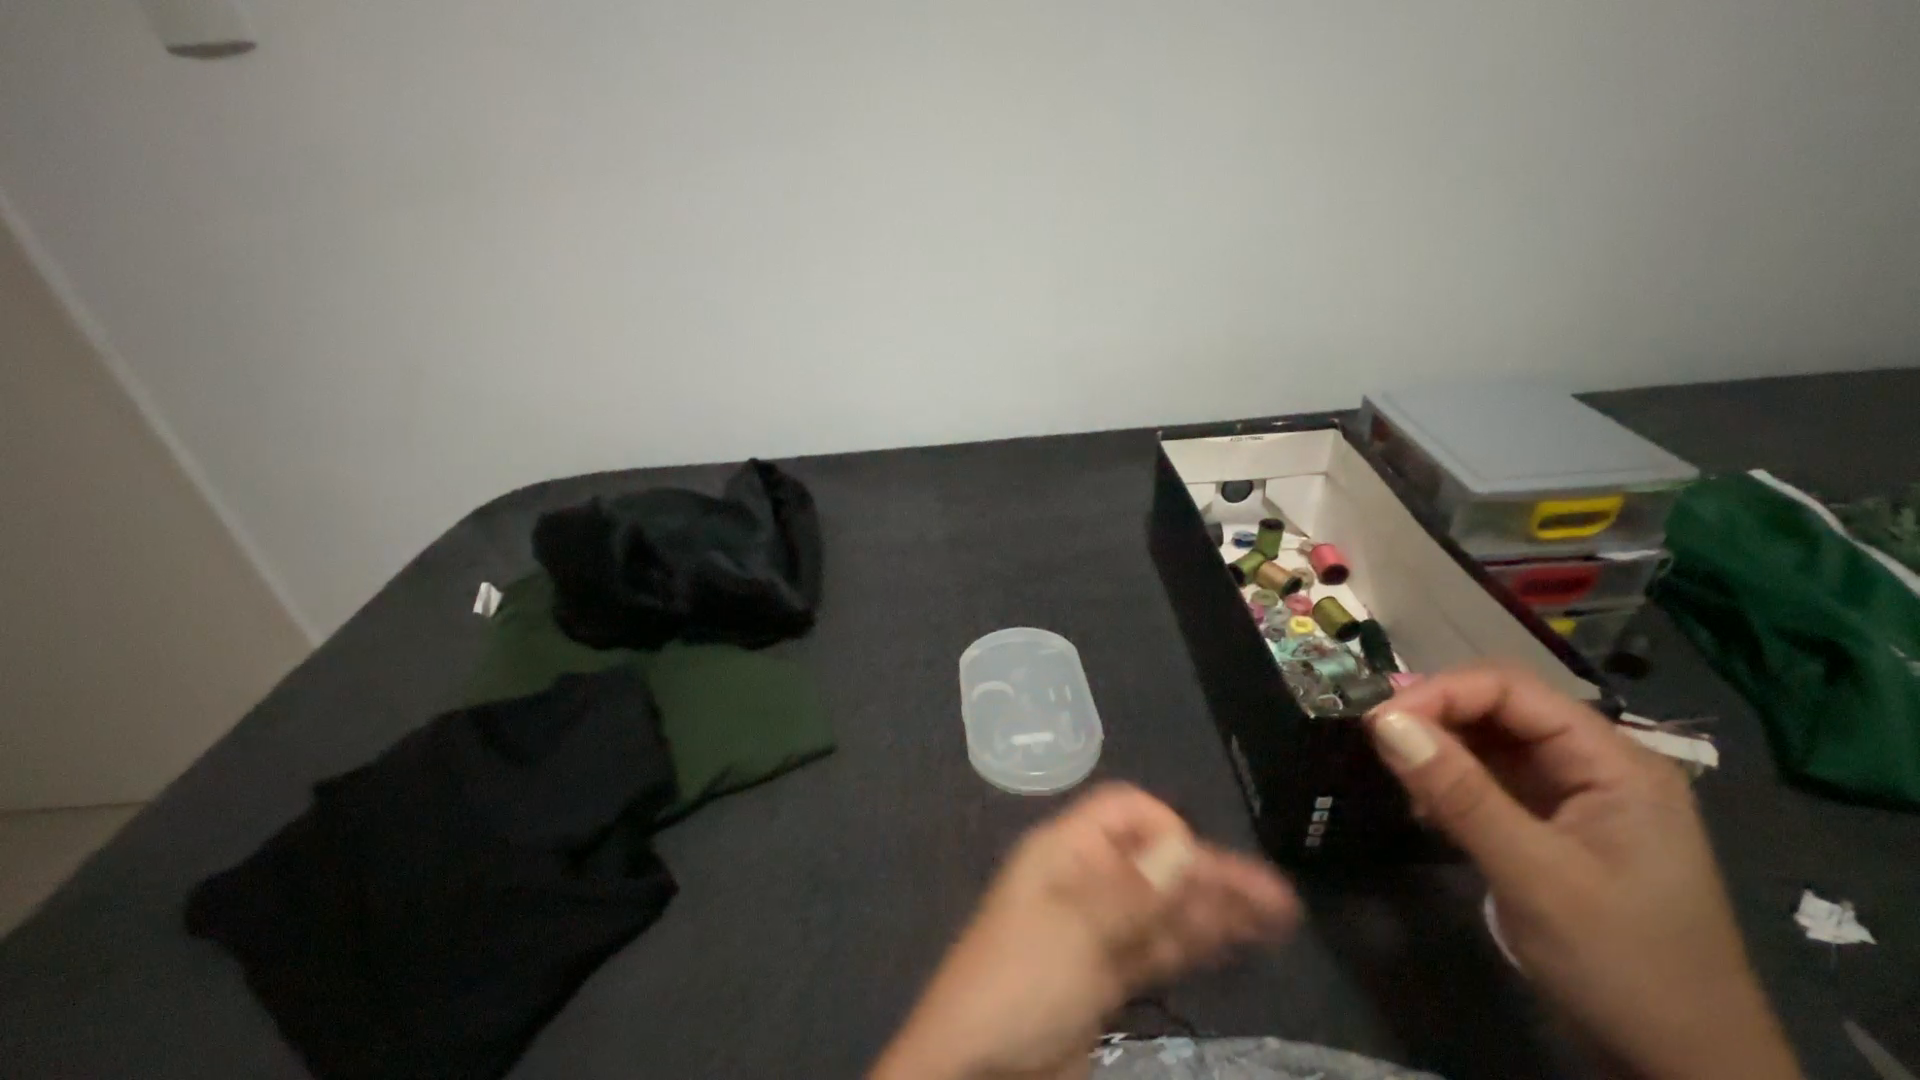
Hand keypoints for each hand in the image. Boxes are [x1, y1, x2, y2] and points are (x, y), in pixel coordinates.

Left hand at [870, 783, 1299, 1079]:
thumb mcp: (1073, 930)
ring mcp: (1098, 932)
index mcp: (1065, 854)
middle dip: (1211, 873)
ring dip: (1217, 908)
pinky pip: (1160, 948)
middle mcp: (1085, 883)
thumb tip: (1185, 844)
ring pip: (1166, 907)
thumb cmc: (1018, 985)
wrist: (976, 1073)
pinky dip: (1197, 942)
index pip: (1125, 813)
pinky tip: (1239, 942)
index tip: (1201, 866)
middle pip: (1156, 861)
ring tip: (1279, 918)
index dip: (1166, 829)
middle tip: (1278, 899)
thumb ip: (1134, 890)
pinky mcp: (1109, 978)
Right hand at [1366, 665, 1800, 1079]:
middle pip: (1503, 710)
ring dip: (1440, 749)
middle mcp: (1599, 766)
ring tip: (1389, 770)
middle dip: (1436, 716)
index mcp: (1614, 761)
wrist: (1687, 1067)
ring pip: (1494, 745)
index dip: (1440, 693)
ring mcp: (1579, 800)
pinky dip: (1452, 784)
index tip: (1376, 721)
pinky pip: (1495, 784)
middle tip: (1372, 741)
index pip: (1513, 690)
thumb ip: (1460, 794)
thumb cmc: (1623, 964)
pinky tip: (1421, 804)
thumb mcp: (1535, 876)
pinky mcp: (1558, 831)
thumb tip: (1382, 721)